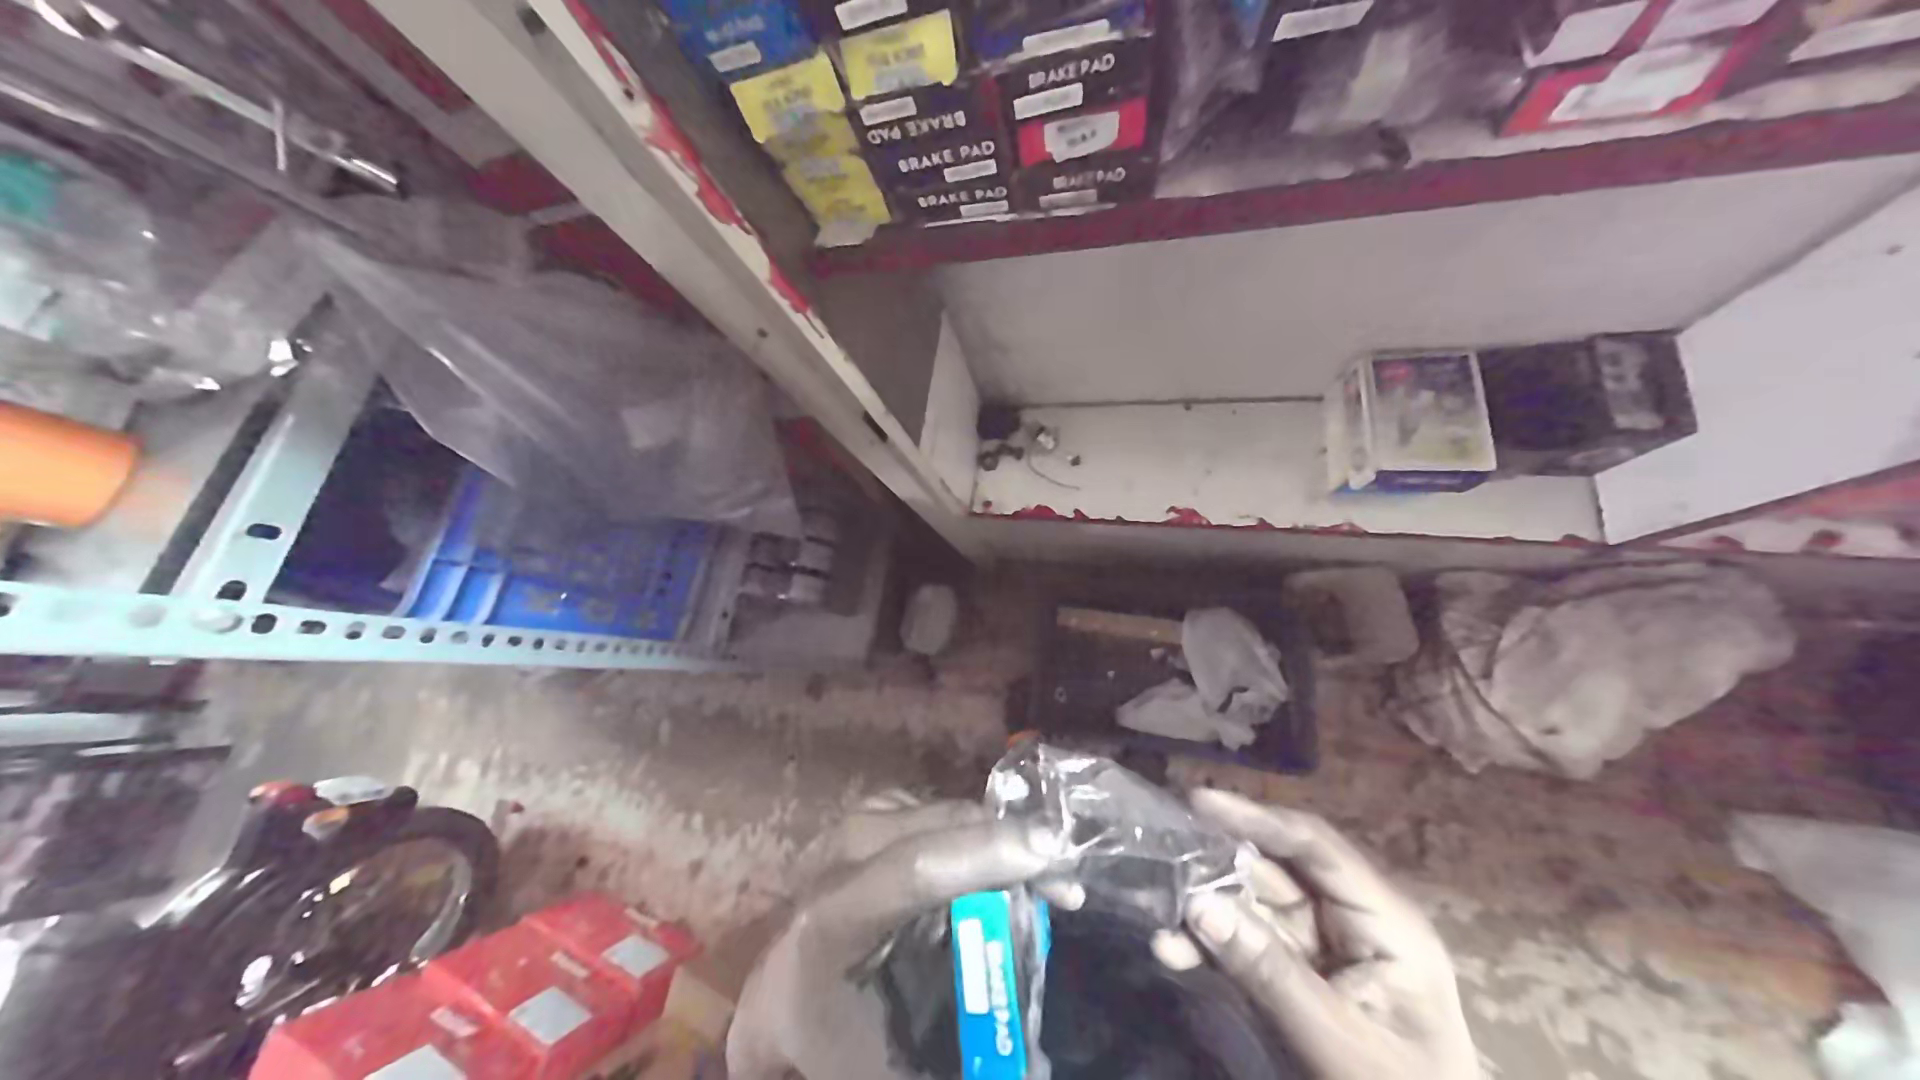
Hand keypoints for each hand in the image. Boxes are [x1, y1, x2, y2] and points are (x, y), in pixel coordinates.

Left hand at [727, 800, 1054, 1079]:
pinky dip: (977, 829)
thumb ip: (965, 1049)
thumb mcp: (887, 1057)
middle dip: (1010, 845)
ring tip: (1043, 873)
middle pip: (940, 827)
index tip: (1049, 853)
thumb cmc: (833, 1026)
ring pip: (944, 811)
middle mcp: (839, 857)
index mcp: (831, 919)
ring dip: (999, 836)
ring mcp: (853, 826)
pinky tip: (1000, 857)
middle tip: (1067, 883)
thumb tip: (1038, 1062)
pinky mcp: (869, 814)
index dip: (981, 853)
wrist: (782, 987)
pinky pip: (937, 810)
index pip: (910, 871)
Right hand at [1184, 789, 1479, 1079]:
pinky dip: (1209, 944)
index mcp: (1384, 918)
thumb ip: (1268, 971)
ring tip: (1156, 913)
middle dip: (1215, 864)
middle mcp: (1348, 915)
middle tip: (1160, 854)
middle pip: (1274, 869)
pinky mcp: (1296, 966)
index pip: (1315, 847)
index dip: (1257, 819)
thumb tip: (1197, 904)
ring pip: (1251, 902)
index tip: (1200, 801)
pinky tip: (1172, 951)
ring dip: (1204, 908)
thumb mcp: (1337, 1040)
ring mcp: (1320, 941)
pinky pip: (1244, 940)